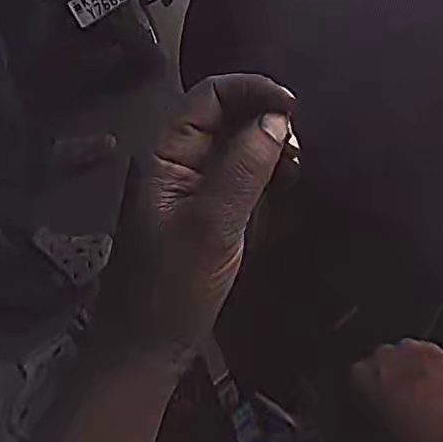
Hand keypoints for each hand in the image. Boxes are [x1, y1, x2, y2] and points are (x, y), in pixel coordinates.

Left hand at [98, 75, 295, 367]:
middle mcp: (178, 160)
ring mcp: (193, 184)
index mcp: (165, 154)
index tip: (292, 107)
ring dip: (269, 146)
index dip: (252, 90)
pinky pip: (242, 172)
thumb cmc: (171, 290)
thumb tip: (277, 119)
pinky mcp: (208, 206)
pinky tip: (285, 184)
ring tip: (294, 167)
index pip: (210, 95)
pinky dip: (267, 171)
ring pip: (238, 143)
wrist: (146, 351)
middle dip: (265, 119)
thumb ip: (244, 168)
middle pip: (227, 115)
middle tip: (296, 146)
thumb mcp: (212, 226)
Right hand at [351, 340, 442, 441]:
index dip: (344, 413)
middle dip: (371, 395)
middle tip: (382, 424)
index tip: (351, 430)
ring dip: (396, 384)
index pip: (339, 391)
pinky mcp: (437, 352)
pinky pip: (417, 364)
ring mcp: (412, 349)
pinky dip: (418, 379)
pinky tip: (428, 403)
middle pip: (367, 374)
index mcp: (362, 377)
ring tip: (408, 415)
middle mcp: (384, 354)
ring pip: (393, 367)